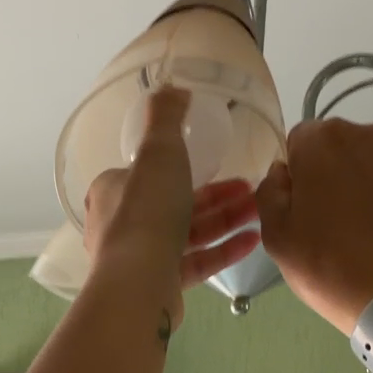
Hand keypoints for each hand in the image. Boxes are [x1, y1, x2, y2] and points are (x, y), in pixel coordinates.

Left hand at [83, 87, 260, 331]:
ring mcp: (140, 258)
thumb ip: (166, 118)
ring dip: (225, 219)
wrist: (139, 284)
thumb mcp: (158, 150)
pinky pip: (195, 262)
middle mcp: (121, 225)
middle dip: (216, 193)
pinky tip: (253, 240)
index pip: (147, 172)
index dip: (183, 164)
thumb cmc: (147, 211)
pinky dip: (222, 249)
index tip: (216, 160)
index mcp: (113, 191)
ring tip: (260, 209)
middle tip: (250, 185)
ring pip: (188, 232)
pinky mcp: (160, 285)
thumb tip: (171, 87)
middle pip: (174, 202)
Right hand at [257, 119, 372, 333]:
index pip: (297, 142)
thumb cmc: (327, 263)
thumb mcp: (275, 236)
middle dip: (326, 173)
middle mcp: (367, 132)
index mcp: (323, 140)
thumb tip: (282, 173)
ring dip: (356, 182)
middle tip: (324, 220)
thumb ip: (269, 192)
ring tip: (356, 226)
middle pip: (334, 147)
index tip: (297, 206)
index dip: (294, 174)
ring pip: (366, 160)